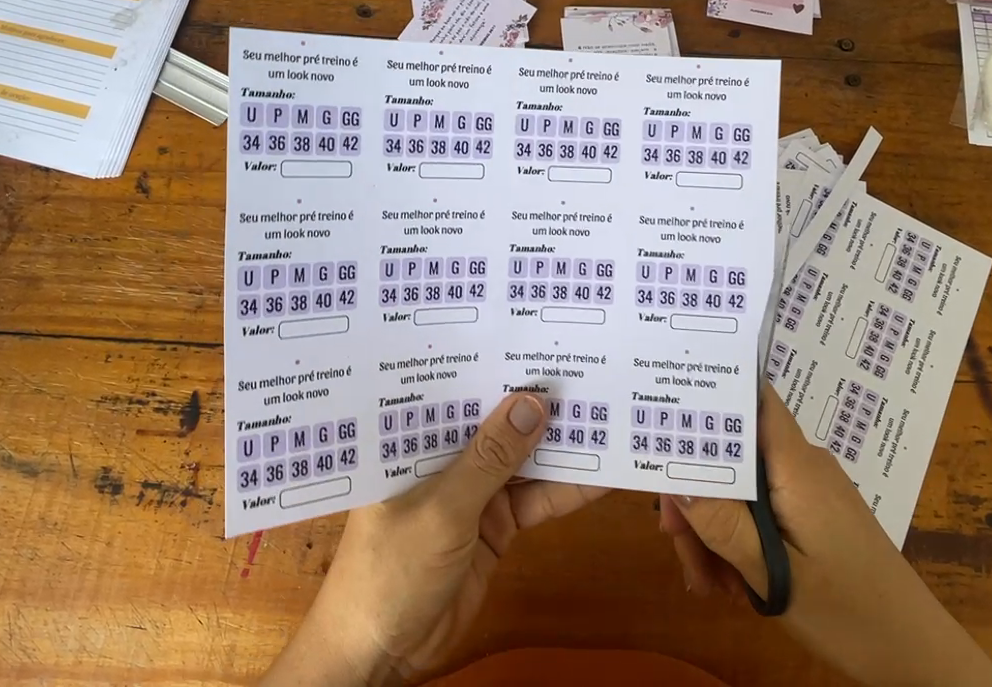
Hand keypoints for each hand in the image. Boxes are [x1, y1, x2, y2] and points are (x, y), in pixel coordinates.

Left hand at [263, 393, 607, 686]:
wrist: (383, 655)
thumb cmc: (393, 570)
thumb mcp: (442, 510)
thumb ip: (490, 459)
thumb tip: (533, 402)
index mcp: (415, 440)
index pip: (456, 392)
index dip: (494, 367)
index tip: (538, 338)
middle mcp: (445, 458)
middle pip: (497, 424)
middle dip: (537, 403)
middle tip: (589, 367)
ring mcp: (473, 493)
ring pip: (524, 461)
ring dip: (560, 444)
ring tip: (608, 411)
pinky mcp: (495, 527)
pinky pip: (535, 500)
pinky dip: (566, 490)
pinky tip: (602, 472)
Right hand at [659, 385, 991, 686]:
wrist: (917, 658)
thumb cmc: (848, 612)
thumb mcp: (773, 574)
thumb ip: (722, 522)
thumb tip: (673, 475)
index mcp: (796, 465)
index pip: (754, 398)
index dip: (710, 395)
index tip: (664, 414)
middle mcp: (802, 465)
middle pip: (734, 452)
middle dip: (698, 492)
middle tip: (678, 546)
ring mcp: (809, 491)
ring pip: (743, 487)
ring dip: (716, 528)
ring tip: (709, 583)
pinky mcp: (814, 514)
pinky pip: (763, 509)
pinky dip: (739, 538)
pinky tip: (731, 582)